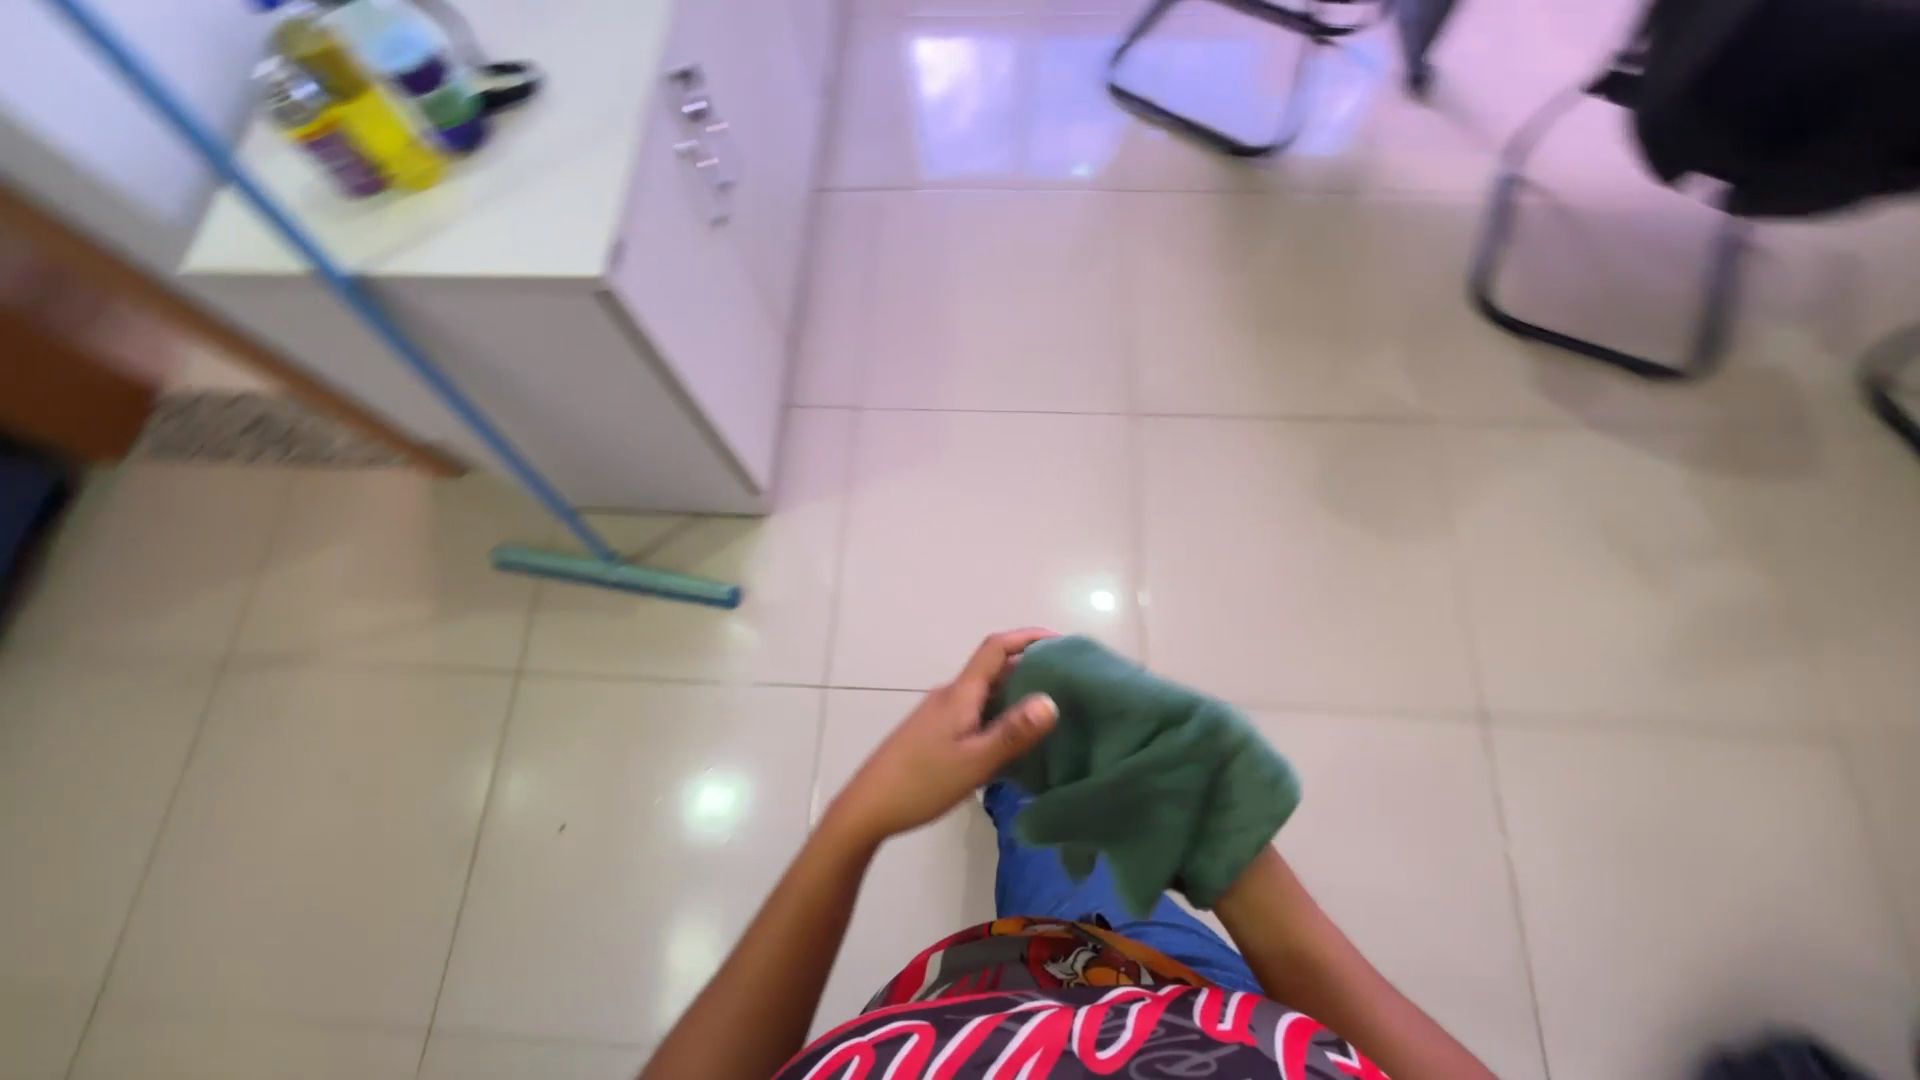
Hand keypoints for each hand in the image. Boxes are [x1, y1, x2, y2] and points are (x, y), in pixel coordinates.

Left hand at [824, 629, 1059, 845]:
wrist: (867, 808)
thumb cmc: (921, 782)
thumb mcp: (974, 762)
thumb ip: (1012, 733)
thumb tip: (1051, 700)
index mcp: (960, 693)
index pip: (996, 647)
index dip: (1029, 637)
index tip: (1063, 643)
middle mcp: (951, 696)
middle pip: (994, 668)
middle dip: (1031, 668)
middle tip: (1070, 684)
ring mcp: (941, 715)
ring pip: (986, 694)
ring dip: (1017, 695)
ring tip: (1052, 713)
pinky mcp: (936, 734)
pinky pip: (977, 714)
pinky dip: (1001, 717)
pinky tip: (1017, 745)